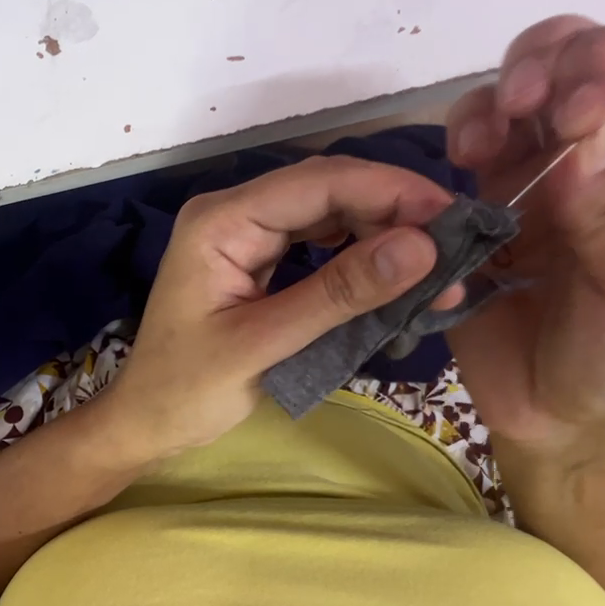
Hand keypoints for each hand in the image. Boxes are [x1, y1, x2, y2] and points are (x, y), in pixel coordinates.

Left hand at [104, 155, 463, 456]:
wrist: (145, 423)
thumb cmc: (185, 391)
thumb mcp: (261, 344)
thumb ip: (337, 295)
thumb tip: (422, 246)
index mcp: (220, 222)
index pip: (320, 182)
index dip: (392, 193)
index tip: (454, 220)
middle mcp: (232, 216)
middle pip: (330, 192)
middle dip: (395, 215)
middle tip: (458, 249)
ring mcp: (244, 239)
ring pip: (330, 217)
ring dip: (382, 238)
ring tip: (438, 270)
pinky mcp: (256, 265)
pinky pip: (318, 249)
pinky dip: (358, 261)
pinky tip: (395, 279)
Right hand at [446, 17, 604, 467]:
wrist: (565, 425)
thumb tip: (567, 147)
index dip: (601, 65)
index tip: (570, 121)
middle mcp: (582, 163)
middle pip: (561, 64)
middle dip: (536, 66)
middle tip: (517, 112)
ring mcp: (516, 198)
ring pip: (494, 113)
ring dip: (479, 113)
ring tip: (471, 153)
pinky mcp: (461, 238)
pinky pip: (439, 187)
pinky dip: (430, 179)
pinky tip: (435, 206)